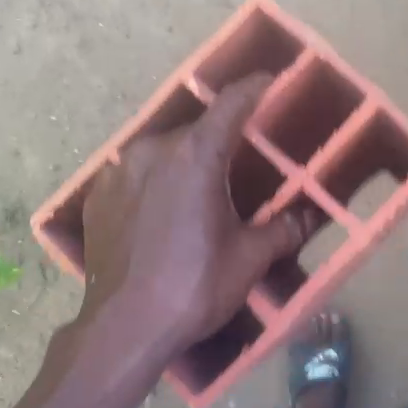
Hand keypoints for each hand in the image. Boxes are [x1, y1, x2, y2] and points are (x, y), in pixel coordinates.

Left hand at [80, 75, 310, 350]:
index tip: (270, 80)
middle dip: (220, 139)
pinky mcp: (98, 195)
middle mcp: (153, 150)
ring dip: (185, 161)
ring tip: (200, 191)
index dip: (255, 87)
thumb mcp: (249, 259)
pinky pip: (135, 174)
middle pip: (196, 129)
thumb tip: (308, 217)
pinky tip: (163, 213)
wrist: (124, 326)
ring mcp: (119, 171)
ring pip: (162, 151)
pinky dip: (154, 182)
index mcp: (195, 155)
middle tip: (240, 160)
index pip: (232, 103)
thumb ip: (282, 229)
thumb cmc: (194, 287)